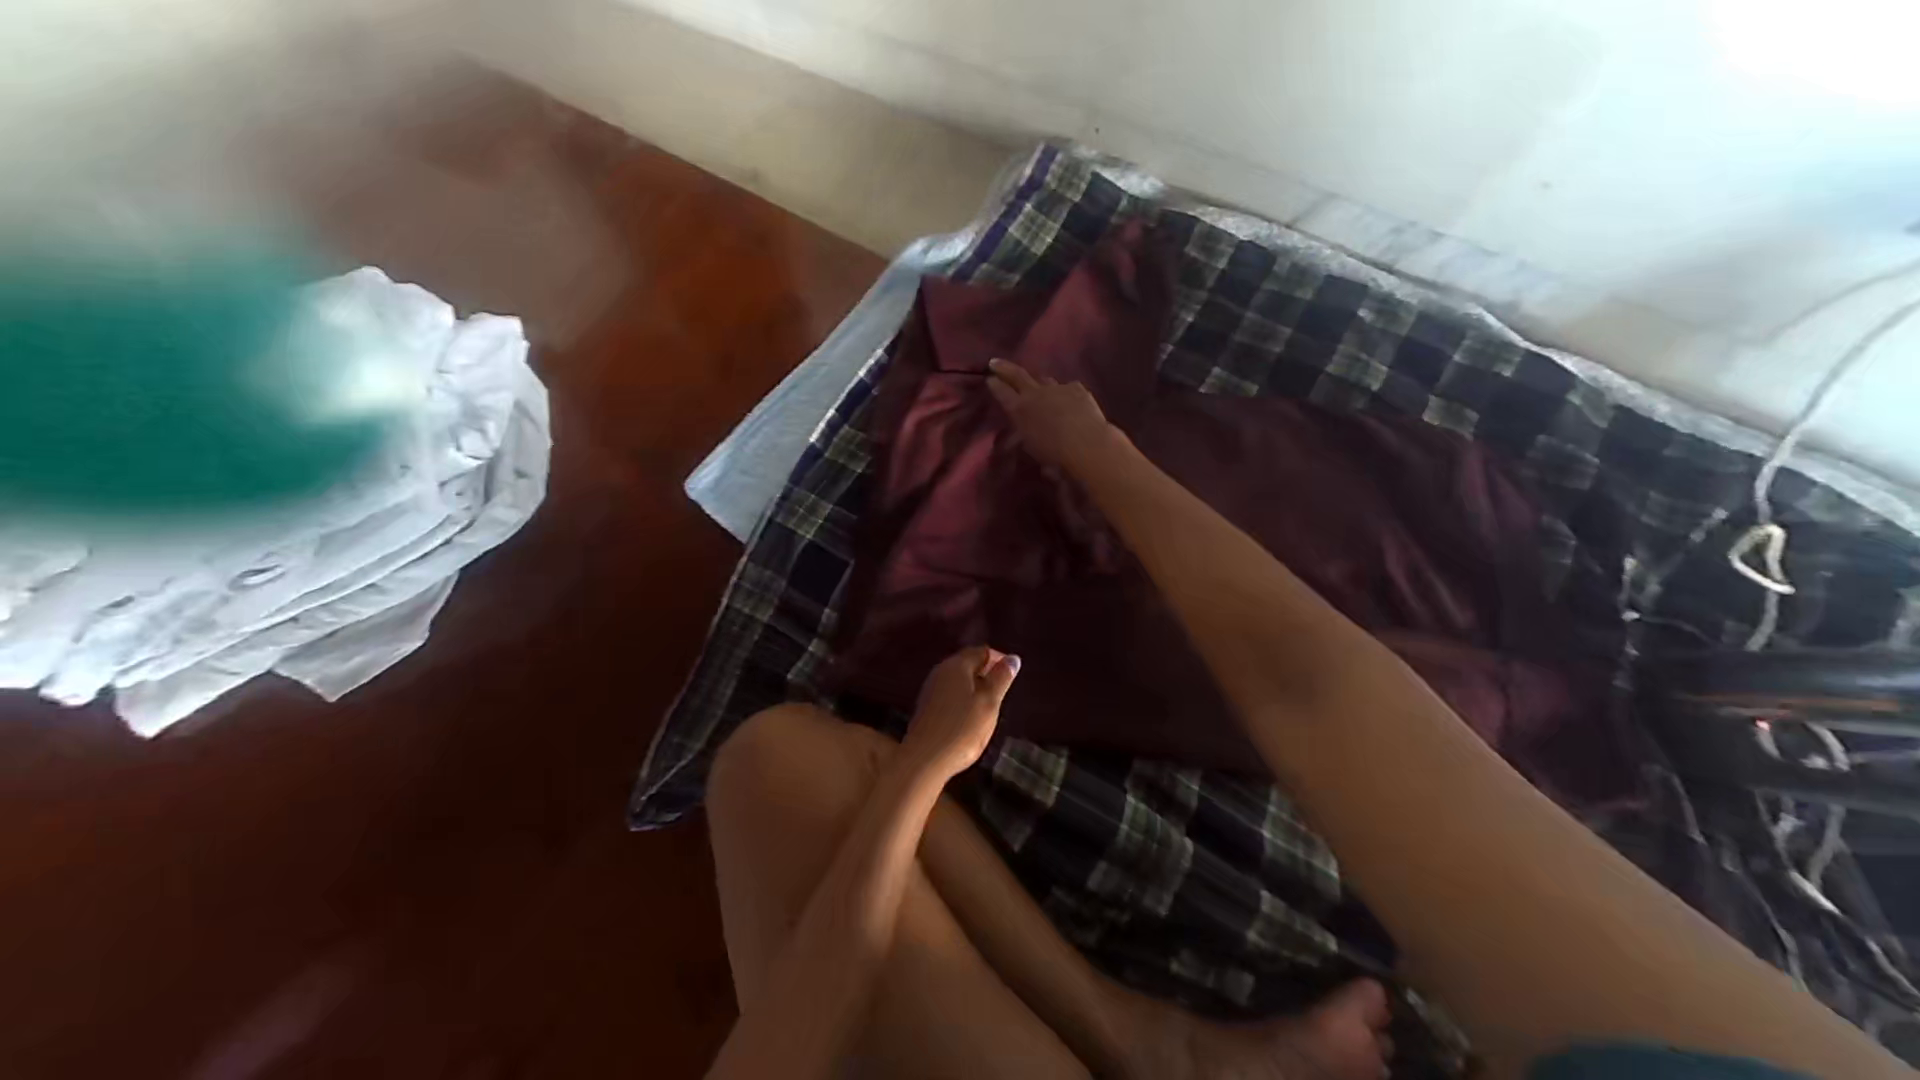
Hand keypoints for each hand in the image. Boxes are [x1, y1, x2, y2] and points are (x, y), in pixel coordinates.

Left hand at [902, 646, 1020, 777]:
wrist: (924, 760)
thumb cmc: (962, 730)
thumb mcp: (989, 703)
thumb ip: (1001, 678)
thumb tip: (1013, 658)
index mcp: (956, 665)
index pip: (981, 651)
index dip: (999, 659)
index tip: (1011, 676)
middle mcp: (940, 672)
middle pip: (968, 663)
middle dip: (987, 673)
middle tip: (1003, 692)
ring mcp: (930, 690)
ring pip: (958, 680)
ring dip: (976, 688)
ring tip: (990, 707)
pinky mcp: (926, 708)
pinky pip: (950, 694)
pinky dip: (964, 699)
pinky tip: (970, 718)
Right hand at [986, 358, 1123, 470]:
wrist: (1086, 445)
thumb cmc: (1054, 455)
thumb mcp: (1031, 447)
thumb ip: (1025, 435)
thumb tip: (1023, 433)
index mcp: (1019, 409)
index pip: (1002, 392)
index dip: (995, 384)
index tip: (989, 378)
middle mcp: (1035, 394)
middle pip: (1017, 375)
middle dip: (1004, 368)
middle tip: (995, 362)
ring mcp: (1056, 388)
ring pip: (1043, 380)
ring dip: (1038, 382)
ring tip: (1038, 386)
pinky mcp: (1077, 388)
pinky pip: (1066, 387)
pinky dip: (1064, 393)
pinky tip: (1068, 399)